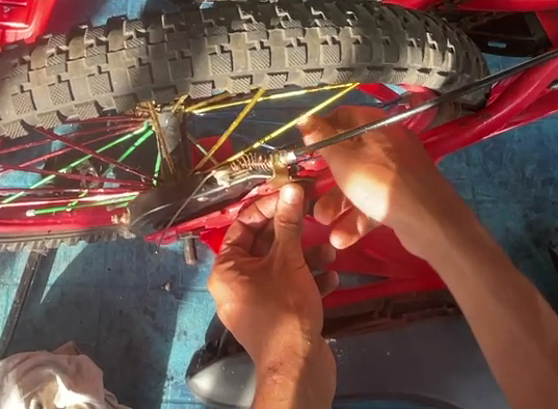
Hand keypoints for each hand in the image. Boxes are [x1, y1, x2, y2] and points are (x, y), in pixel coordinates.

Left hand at [206, 184, 336, 369]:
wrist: (299, 369)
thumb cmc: (285, 308)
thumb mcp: (288, 260)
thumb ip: (288, 223)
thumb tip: (290, 188)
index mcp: (227, 269)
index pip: (243, 225)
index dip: (267, 208)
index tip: (289, 197)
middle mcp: (235, 285)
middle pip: (263, 247)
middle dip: (292, 235)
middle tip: (313, 219)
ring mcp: (255, 304)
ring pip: (279, 269)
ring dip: (305, 259)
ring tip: (329, 253)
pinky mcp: (274, 319)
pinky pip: (287, 290)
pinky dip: (306, 282)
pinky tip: (330, 277)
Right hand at [300, 105, 473, 254]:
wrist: (431, 223)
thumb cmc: (381, 182)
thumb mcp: (344, 159)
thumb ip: (322, 139)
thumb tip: (305, 118)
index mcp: (375, 126)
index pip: (343, 116)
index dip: (321, 129)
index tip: (303, 144)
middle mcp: (387, 144)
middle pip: (349, 154)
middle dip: (326, 178)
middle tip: (308, 190)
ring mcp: (396, 172)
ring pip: (359, 183)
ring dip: (338, 203)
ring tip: (322, 222)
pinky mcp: (401, 198)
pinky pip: (373, 202)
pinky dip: (357, 217)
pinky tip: (341, 239)